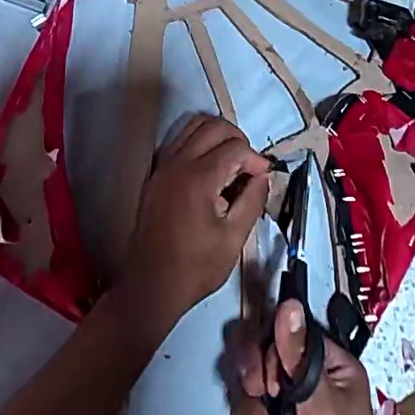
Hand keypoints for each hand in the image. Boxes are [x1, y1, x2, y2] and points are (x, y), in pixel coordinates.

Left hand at [119, 115, 269, 328]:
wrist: (151, 288)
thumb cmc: (196, 267)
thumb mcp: (235, 237)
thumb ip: (253, 199)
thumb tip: (263, 176)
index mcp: (198, 179)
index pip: (235, 147)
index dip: (255, 159)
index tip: (263, 178)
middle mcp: (177, 165)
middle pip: (214, 127)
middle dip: (238, 139)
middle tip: (250, 165)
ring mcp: (161, 168)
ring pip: (192, 127)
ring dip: (217, 135)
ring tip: (232, 160)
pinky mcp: (154, 176)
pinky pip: (178, 141)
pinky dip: (197, 142)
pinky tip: (209, 166)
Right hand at [239, 300, 402, 414]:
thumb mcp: (321, 410)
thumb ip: (299, 360)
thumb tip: (289, 310)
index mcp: (335, 368)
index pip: (294, 333)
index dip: (275, 347)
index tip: (269, 370)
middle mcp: (312, 382)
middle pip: (267, 356)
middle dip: (259, 383)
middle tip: (265, 398)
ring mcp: (291, 409)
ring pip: (253, 389)